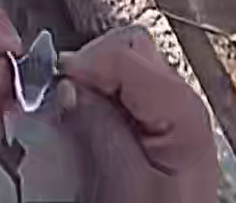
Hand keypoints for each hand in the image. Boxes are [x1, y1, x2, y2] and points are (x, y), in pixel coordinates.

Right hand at [55, 26, 214, 202]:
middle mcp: (182, 99)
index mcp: (182, 110)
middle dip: (92, 62)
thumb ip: (99, 126)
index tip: (53, 79)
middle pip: (129, 50)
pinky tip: (88, 115)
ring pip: (126, 62)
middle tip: (62, 90)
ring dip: (95, 75)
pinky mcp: (161, 122)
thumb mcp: (125, 186)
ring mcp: (173, 109)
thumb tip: (68, 83)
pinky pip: (126, 86)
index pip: (125, 56)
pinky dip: (102, 91)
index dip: (85, 61)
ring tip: (72, 103)